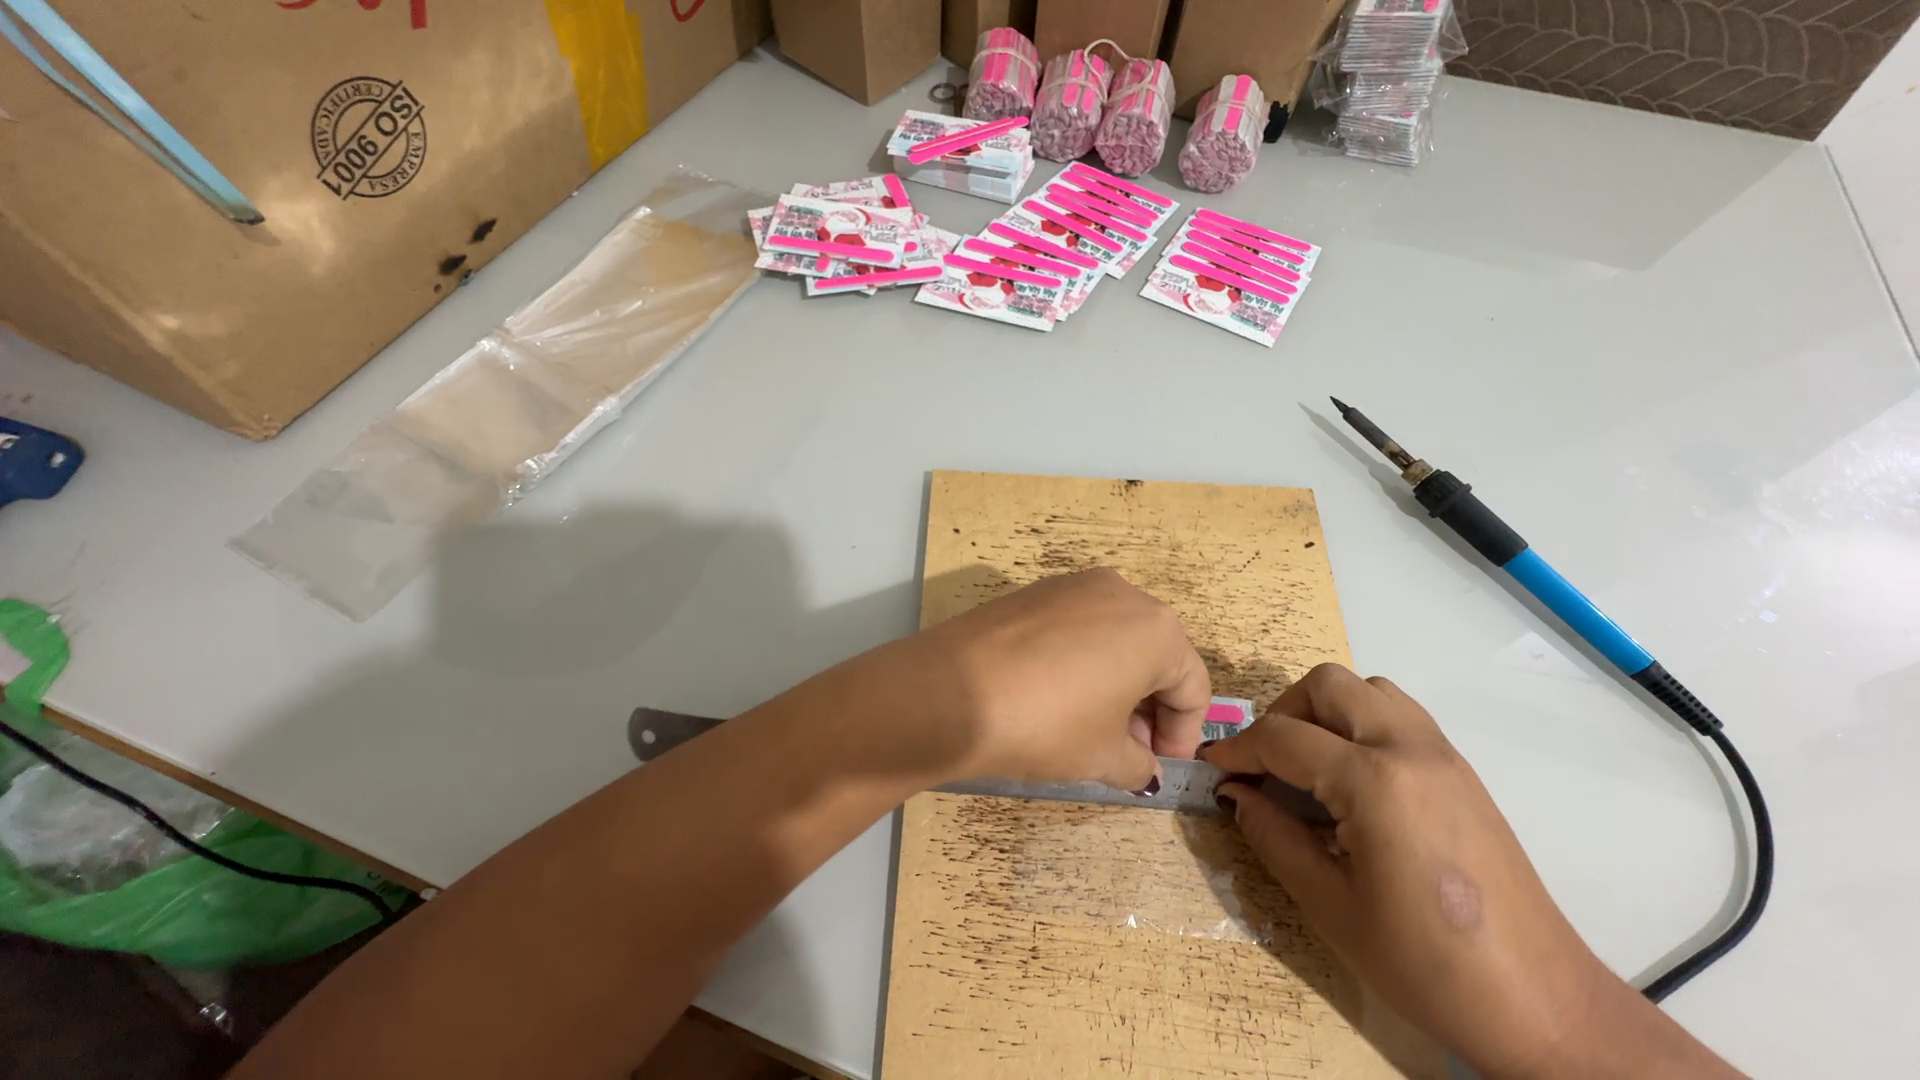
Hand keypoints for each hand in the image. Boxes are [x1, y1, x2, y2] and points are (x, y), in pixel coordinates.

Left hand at [881, 568, 1211, 792]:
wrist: (949, 693)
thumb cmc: (1045, 724)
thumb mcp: (1102, 757)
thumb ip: (1139, 764)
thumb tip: (1144, 767)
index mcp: (1156, 629)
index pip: (1192, 687)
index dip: (1184, 734)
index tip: (1161, 765)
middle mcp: (1122, 593)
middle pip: (1155, 656)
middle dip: (1149, 707)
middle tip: (1129, 752)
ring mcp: (1073, 586)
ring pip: (1115, 639)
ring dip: (1116, 683)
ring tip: (1092, 728)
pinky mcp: (1034, 591)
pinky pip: (1077, 628)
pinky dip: (1081, 661)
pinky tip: (1056, 696)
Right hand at [1199, 664, 1622, 1077]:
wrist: (1539, 1002)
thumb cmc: (1424, 963)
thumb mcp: (1328, 904)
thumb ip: (1272, 835)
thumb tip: (1236, 793)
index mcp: (1375, 781)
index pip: (1283, 737)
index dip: (1237, 750)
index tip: (1210, 768)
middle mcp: (1410, 748)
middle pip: (1327, 685)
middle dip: (1281, 714)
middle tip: (1263, 765)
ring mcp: (1444, 754)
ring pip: (1369, 690)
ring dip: (1325, 712)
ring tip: (1305, 767)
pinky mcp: (1462, 771)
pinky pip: (1398, 715)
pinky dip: (1360, 725)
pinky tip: (1349, 782)